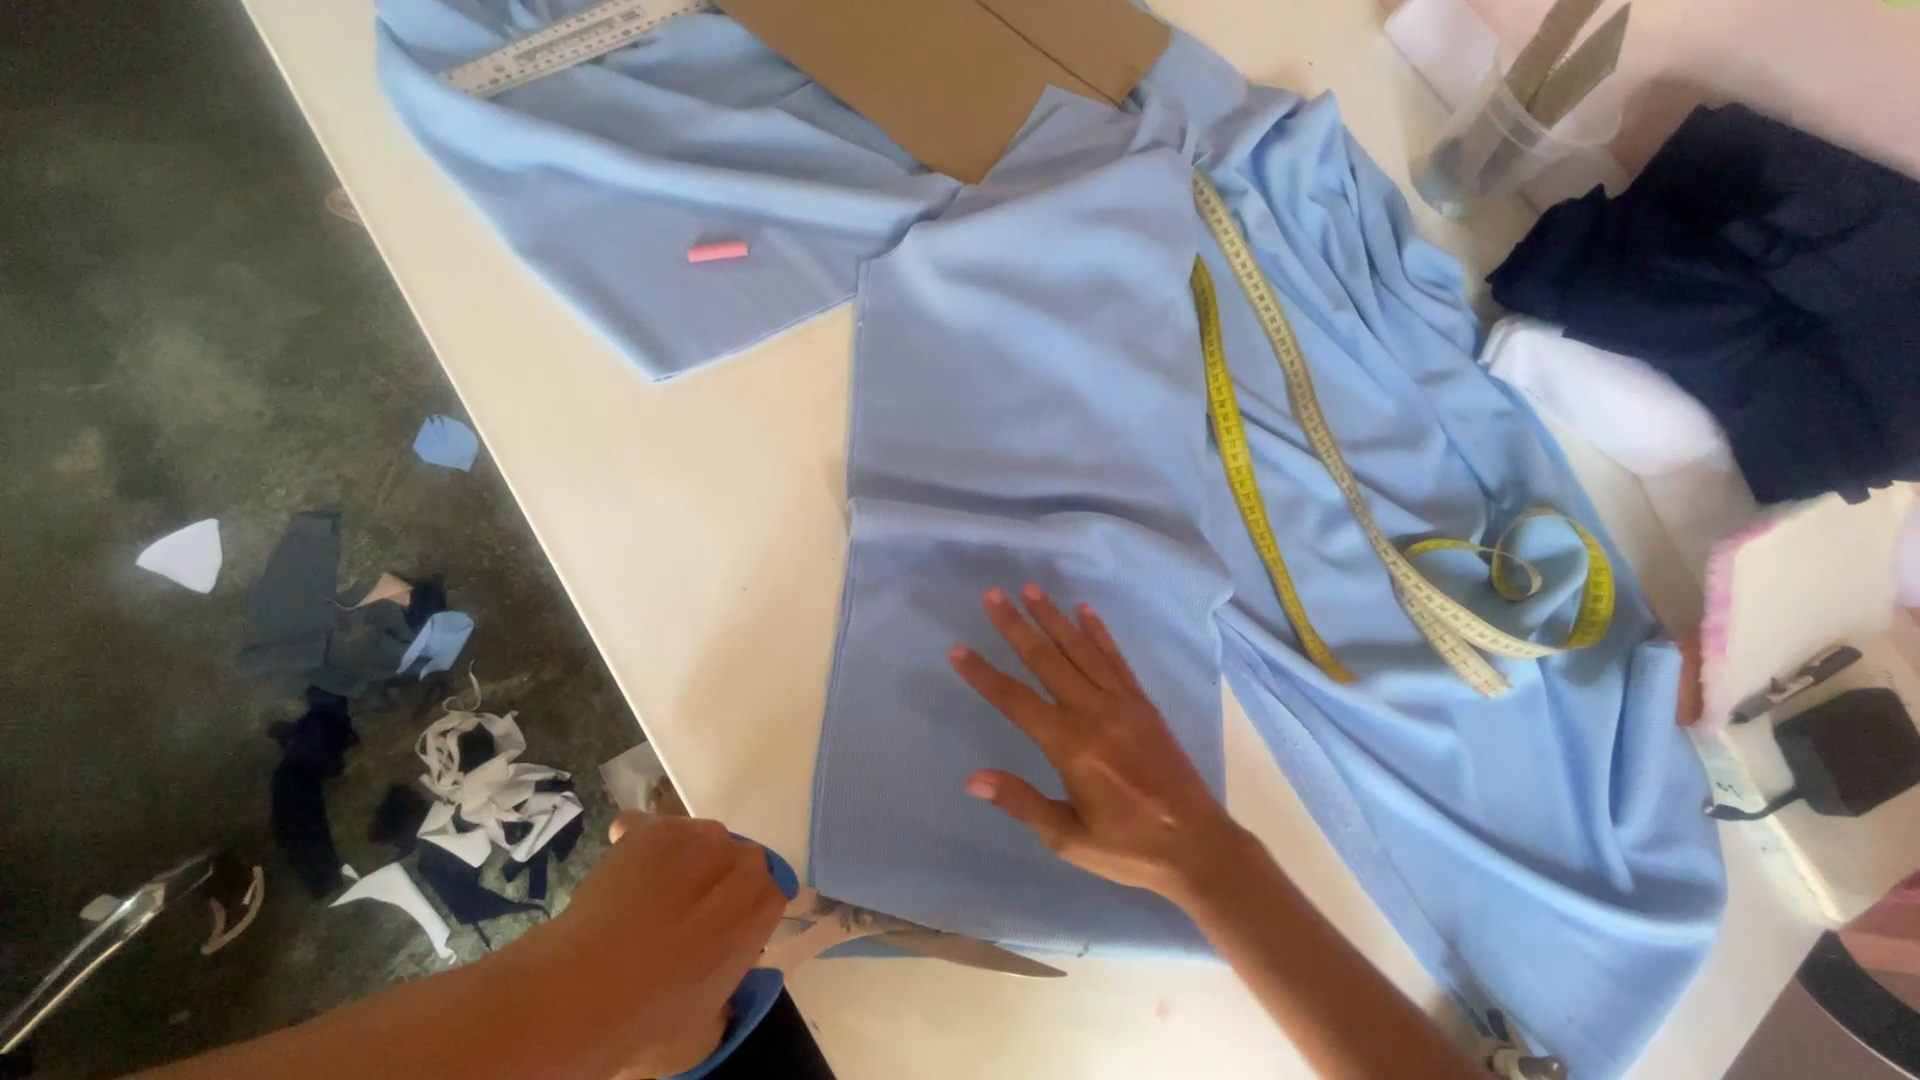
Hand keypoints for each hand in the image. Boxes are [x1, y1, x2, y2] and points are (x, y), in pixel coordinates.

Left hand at [531, 813, 784, 1077]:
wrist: (585, 991)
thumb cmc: (653, 1018)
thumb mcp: (706, 1031)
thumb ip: (727, 999)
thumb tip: (721, 994)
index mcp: (761, 908)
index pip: (766, 893)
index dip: (738, 911)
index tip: (712, 932)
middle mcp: (741, 861)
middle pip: (734, 860)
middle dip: (711, 880)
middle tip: (675, 914)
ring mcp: (697, 838)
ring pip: (695, 840)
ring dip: (677, 859)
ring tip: (638, 894)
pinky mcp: (653, 828)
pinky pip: (647, 827)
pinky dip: (634, 842)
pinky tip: (615, 870)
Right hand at [949, 585, 1255, 906]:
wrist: (1199, 845)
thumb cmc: (1128, 848)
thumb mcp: (1068, 838)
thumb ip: (1022, 802)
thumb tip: (972, 779)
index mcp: (1070, 745)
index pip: (1015, 700)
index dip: (984, 675)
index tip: (957, 650)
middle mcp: (1094, 712)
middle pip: (1046, 659)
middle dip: (1016, 626)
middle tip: (992, 595)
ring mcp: (1122, 703)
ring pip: (1080, 649)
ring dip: (1053, 617)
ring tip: (1031, 589)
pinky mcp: (1143, 704)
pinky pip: (1116, 659)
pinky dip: (1099, 633)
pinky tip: (1085, 612)